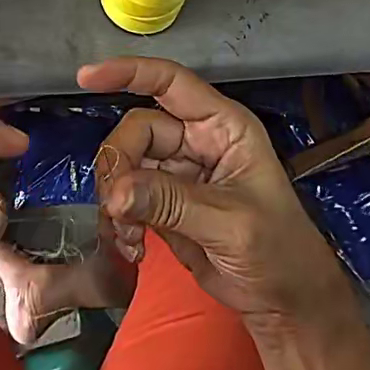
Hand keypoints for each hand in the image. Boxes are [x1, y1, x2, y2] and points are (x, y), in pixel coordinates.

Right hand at [79, 58, 351, 337]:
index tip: (87, 77)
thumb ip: (172, 203)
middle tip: (118, 210)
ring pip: (125, 166)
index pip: (172, 84)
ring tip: (130, 239)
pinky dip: (119, 221)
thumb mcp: (231, 223)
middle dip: (119, 167)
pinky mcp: (165, 204)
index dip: (130, 72)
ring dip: (115, 201)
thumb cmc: (277, 248)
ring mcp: (179, 173)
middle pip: (137, 131)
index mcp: (224, 127)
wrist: (283, 297)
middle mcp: (198, 141)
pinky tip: (132, 248)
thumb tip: (114, 192)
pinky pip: (125, 198)